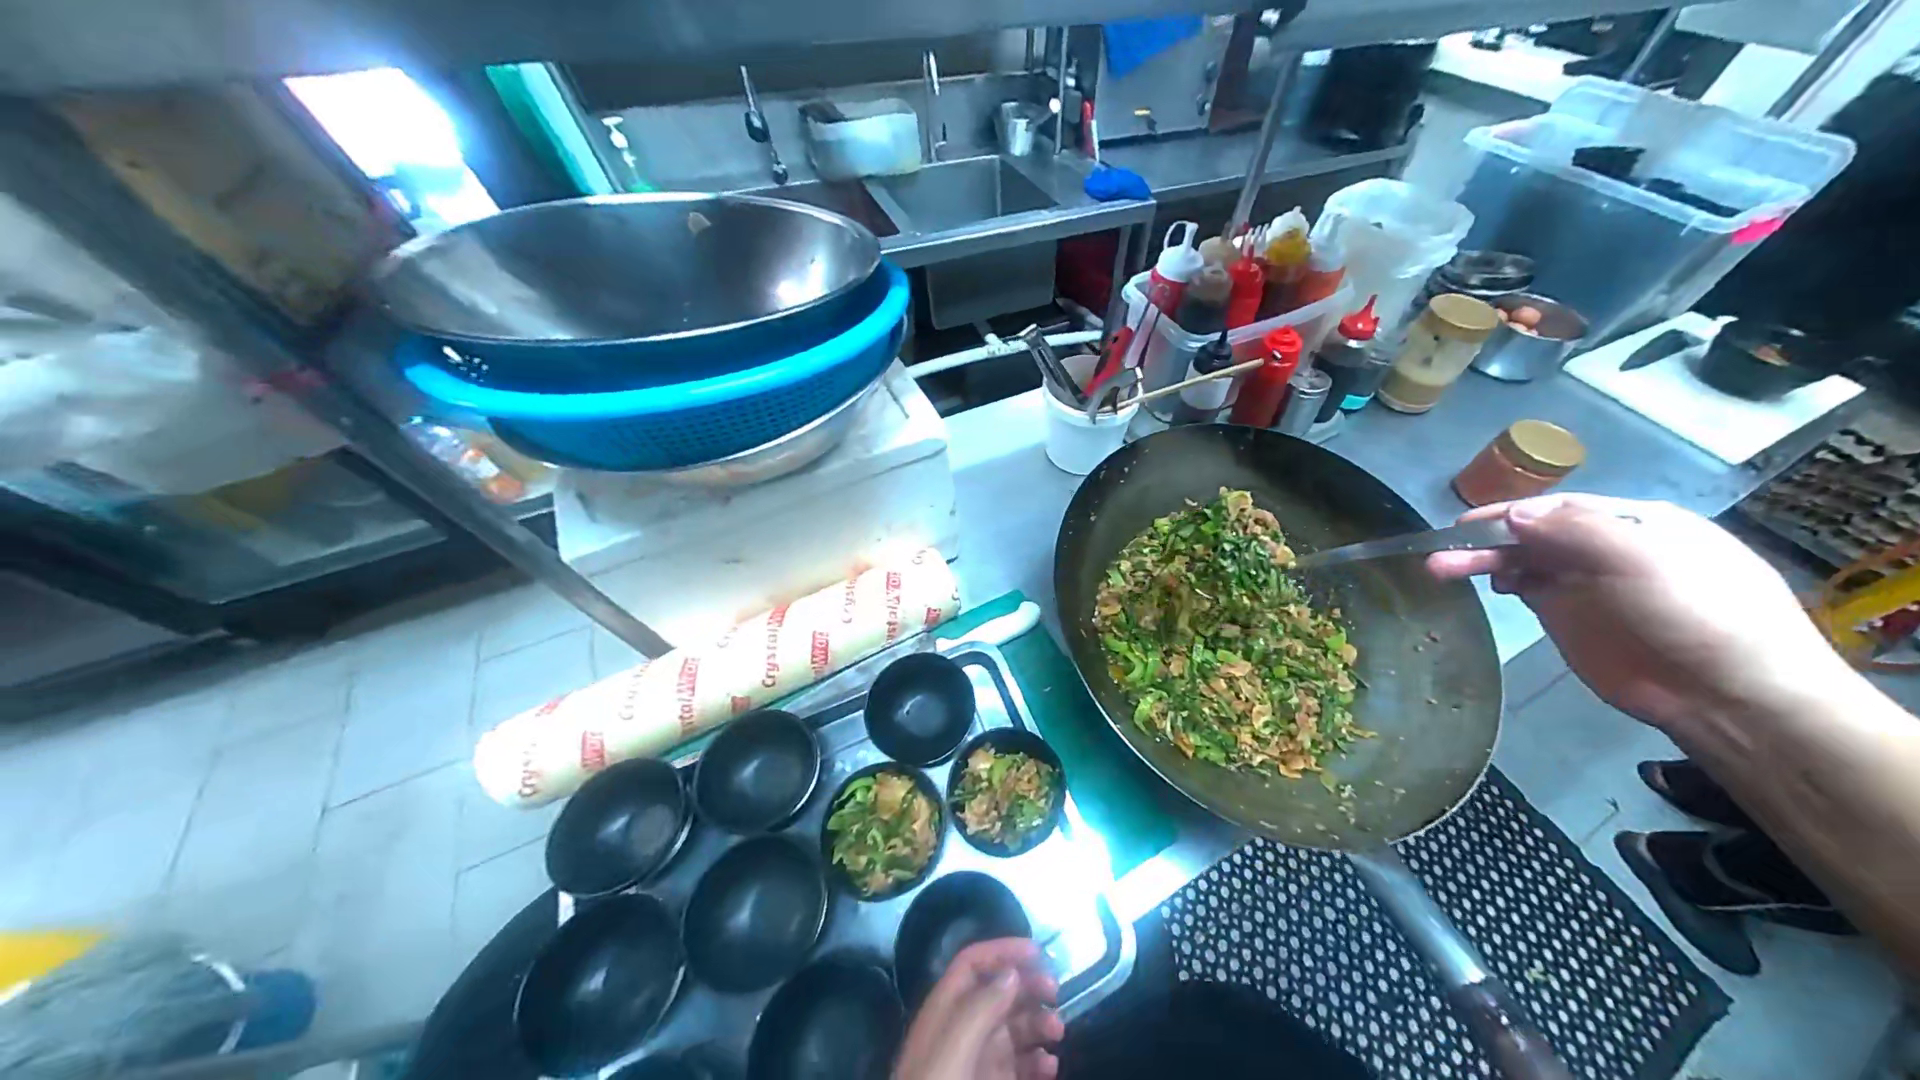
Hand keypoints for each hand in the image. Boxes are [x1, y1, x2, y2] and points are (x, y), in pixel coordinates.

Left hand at [894, 938, 1062, 1079]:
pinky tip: (1050, 1068)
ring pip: (1011, 1030)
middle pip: (996, 993)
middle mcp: (959, 1033)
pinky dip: (1036, 1063)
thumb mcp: (952, 1054)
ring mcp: (974, 1066)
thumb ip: (978, 1010)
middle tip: (1056, 994)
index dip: (1002, 951)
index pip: (971, 965)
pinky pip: (1017, 1068)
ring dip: (1037, 1024)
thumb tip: (1010, 972)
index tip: (1038, 952)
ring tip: (1058, 1034)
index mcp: (943, 1014)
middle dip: (1027, 987)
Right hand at [1426, 494, 1844, 735]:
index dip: (1507, 513)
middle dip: (1483, 539)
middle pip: (1530, 533)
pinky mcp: (1568, 614)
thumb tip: (1516, 514)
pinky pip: (1525, 586)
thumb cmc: (1695, 616)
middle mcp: (1604, 547)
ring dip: (1481, 560)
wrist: (1726, 695)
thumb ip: (1579, 530)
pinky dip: (1500, 580)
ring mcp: (1584, 581)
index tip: (1462, 526)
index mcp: (1632, 524)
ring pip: (1521, 559)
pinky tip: (1487, 586)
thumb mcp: (1644, 560)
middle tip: (1439, 552)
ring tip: (1439, 570)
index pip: (1557, 508)